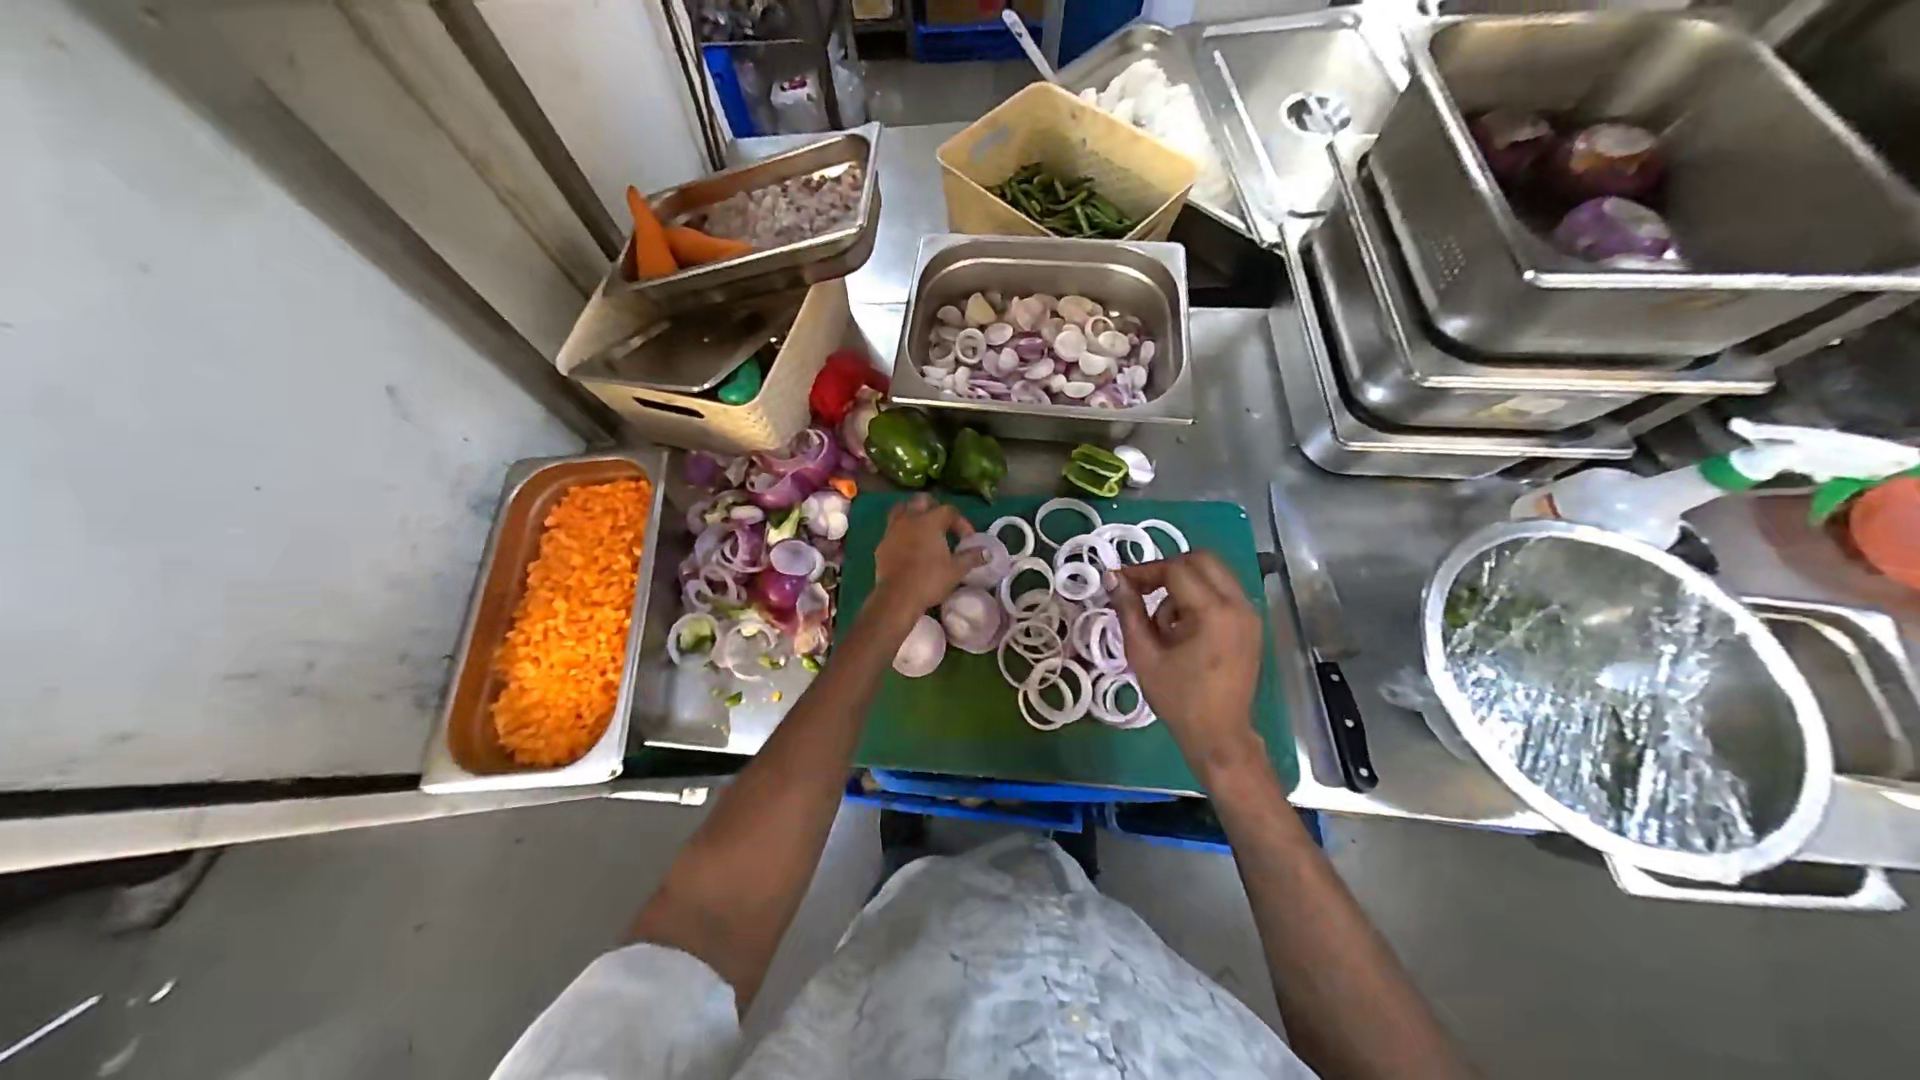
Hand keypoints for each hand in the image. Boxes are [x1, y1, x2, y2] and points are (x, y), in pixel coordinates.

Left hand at [869, 494, 984, 619]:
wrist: (897, 596)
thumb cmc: (930, 580)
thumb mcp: (956, 570)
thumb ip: (971, 557)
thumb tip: (987, 552)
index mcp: (929, 521)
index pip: (949, 511)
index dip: (961, 522)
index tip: (967, 539)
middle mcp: (909, 519)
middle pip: (921, 500)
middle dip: (934, 507)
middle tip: (943, 524)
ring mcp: (892, 530)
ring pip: (901, 509)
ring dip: (913, 514)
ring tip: (923, 529)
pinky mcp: (882, 544)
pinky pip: (892, 530)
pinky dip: (902, 532)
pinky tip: (908, 546)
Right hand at [1109, 552, 1265, 778]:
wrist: (1218, 735)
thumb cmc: (1178, 698)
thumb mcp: (1144, 654)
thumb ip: (1128, 610)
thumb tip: (1113, 578)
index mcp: (1213, 613)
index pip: (1176, 569)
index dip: (1145, 571)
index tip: (1121, 583)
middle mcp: (1238, 605)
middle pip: (1201, 559)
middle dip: (1167, 569)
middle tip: (1142, 591)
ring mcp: (1249, 613)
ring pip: (1214, 572)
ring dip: (1183, 582)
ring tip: (1162, 619)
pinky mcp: (1251, 624)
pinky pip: (1222, 591)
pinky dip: (1199, 595)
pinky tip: (1182, 626)